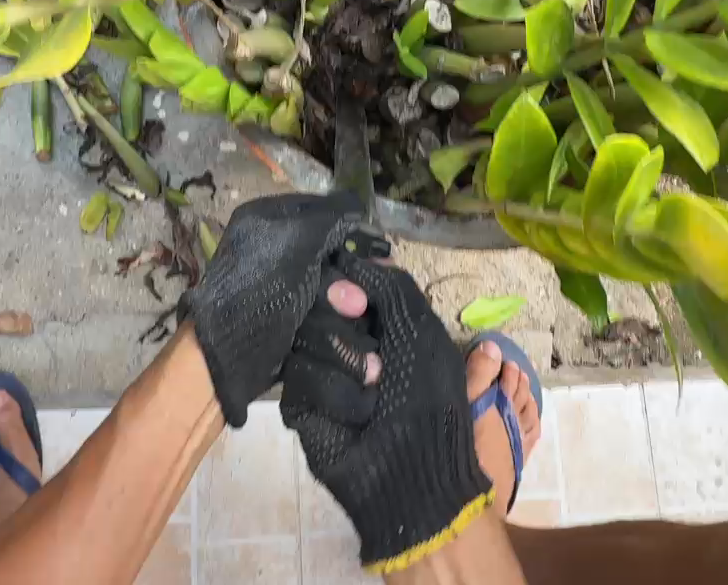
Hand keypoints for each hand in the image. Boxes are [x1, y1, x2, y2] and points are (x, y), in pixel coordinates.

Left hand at [187, 191, 364, 426]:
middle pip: (327, 253)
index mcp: (267, 221)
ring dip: (345, 300)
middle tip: (373, 282)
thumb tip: (355, 206)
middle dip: (350, 271)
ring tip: (357, 309)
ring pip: (327, 287)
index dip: (349, 225)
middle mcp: (273, 250)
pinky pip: (322, 318)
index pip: (318, 212)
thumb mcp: (295, 241)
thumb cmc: (260, 285)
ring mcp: (280, 288)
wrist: (229, 352)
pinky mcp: (287, 322)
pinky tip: (357, 335)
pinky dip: (338, 328)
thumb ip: (329, 219)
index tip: (378, 243)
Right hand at [281, 256, 492, 571]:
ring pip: (305, 332)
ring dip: (346, 356)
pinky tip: (356, 412)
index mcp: (375, 320)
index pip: (340, 278)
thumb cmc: (428, 397)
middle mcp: (343, 338)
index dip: (345, 277)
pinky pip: (299, 373)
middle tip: (362, 321)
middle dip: (342, 312)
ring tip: (374, 383)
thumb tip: (350, 258)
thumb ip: (389, 285)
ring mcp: (319, 368)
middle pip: (315, 299)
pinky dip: (335, 390)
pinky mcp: (299, 400)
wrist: (414, 469)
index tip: (360, 293)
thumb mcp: (421, 332)